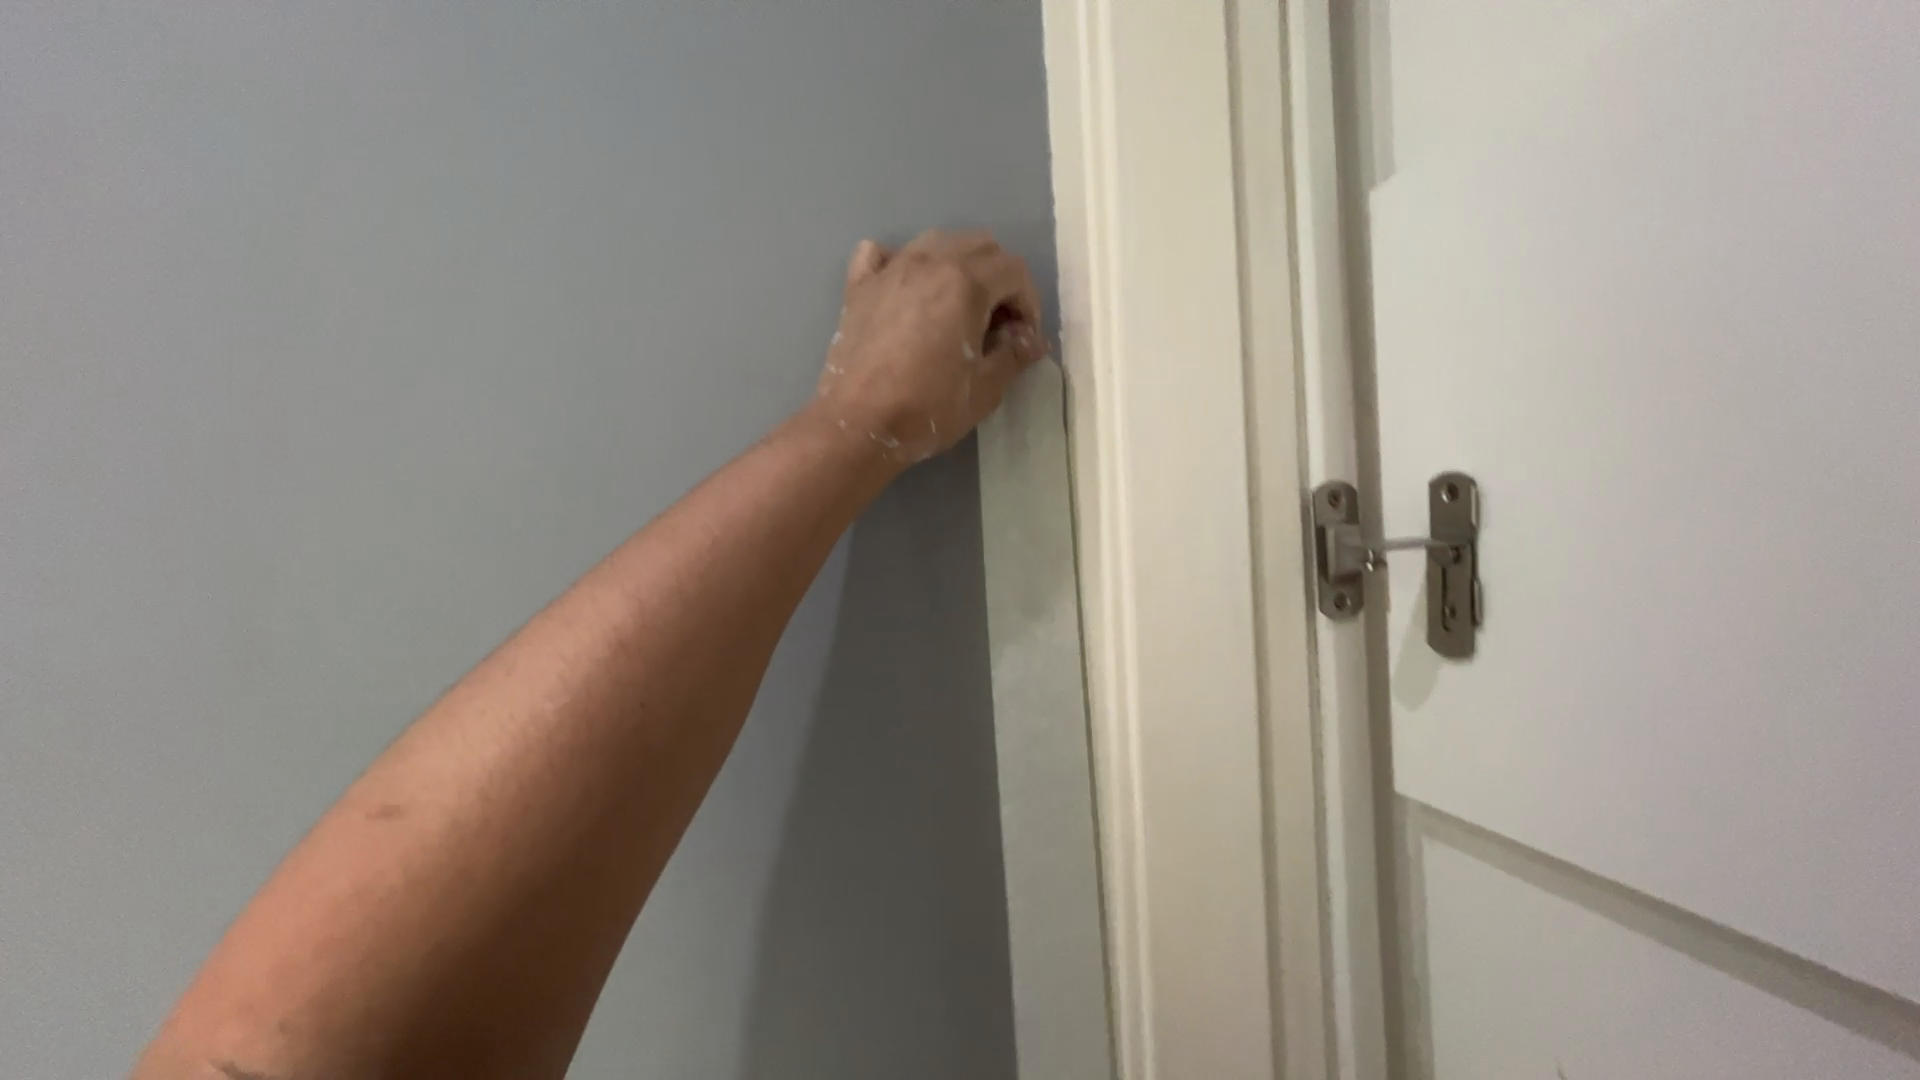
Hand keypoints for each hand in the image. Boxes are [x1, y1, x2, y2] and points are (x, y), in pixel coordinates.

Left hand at [814, 229, 1047, 464]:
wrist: (859, 423)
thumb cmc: (927, 408)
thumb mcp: (985, 388)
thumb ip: (1014, 354)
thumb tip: (1031, 340)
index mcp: (965, 283)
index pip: (1014, 271)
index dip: (1029, 304)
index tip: (1023, 339)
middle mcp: (929, 263)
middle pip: (979, 246)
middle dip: (999, 280)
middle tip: (996, 325)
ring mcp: (890, 270)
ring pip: (935, 242)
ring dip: (957, 265)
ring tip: (957, 307)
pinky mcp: (858, 287)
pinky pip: (880, 254)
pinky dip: (899, 262)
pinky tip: (905, 288)